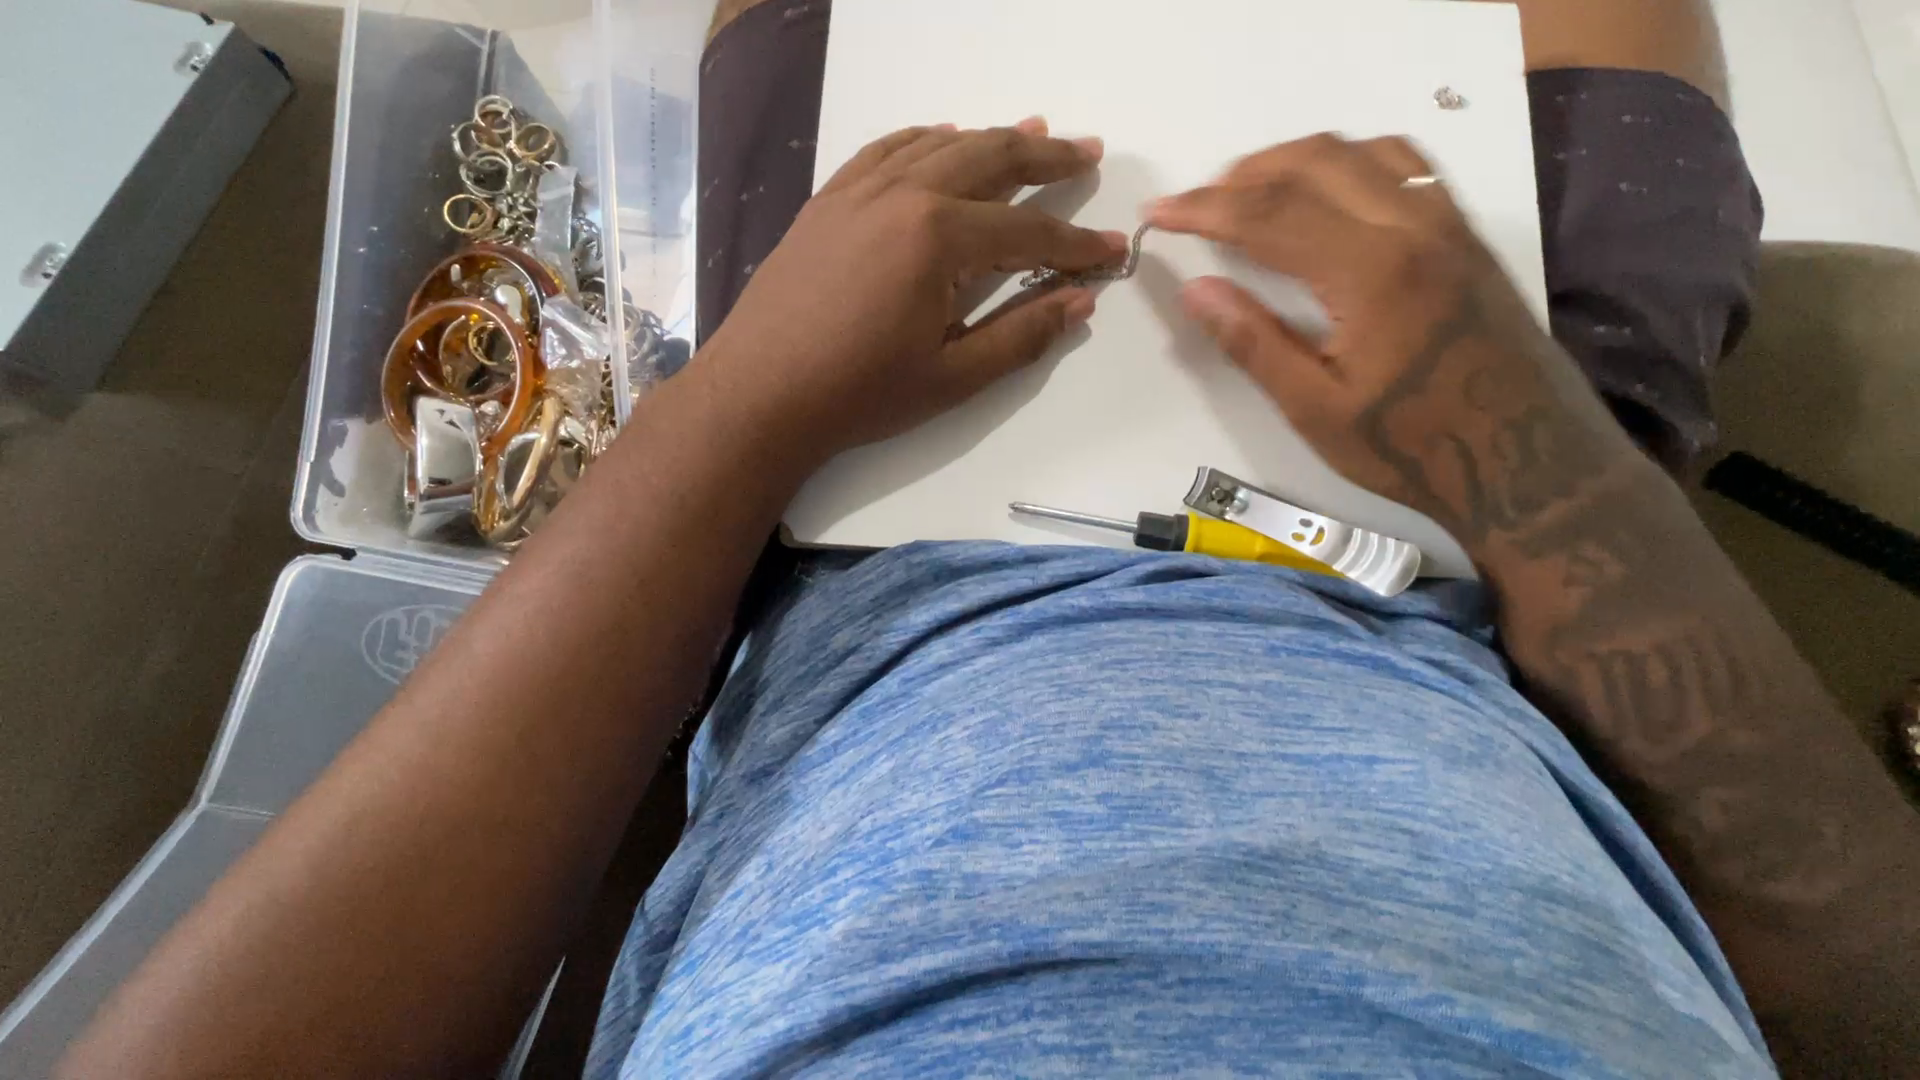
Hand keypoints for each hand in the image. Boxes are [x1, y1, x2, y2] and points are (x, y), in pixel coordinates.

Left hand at [702, 118, 1128, 463]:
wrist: (759, 393)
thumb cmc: (860, 394)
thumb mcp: (952, 377)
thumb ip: (1021, 335)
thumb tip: (1080, 302)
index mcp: (939, 238)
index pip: (1028, 232)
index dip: (1076, 245)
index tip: (1111, 251)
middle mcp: (903, 194)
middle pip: (989, 160)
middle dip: (1046, 159)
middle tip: (1087, 152)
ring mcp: (859, 191)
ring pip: (940, 147)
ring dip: (992, 139)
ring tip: (1034, 131)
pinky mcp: (828, 201)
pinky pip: (886, 151)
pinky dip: (925, 140)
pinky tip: (943, 139)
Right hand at [1148, 134, 1643, 552]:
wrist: (1524, 458)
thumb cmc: (1410, 446)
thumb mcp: (1315, 409)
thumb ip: (1253, 342)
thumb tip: (1195, 289)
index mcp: (1371, 273)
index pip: (1270, 214)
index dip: (1205, 209)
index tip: (1159, 212)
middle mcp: (1414, 227)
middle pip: (1314, 162)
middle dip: (1242, 175)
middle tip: (1196, 203)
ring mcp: (1447, 224)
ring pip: (1362, 151)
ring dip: (1295, 160)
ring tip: (1249, 191)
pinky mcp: (1463, 235)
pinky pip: (1404, 165)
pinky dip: (1349, 161)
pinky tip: (1325, 193)